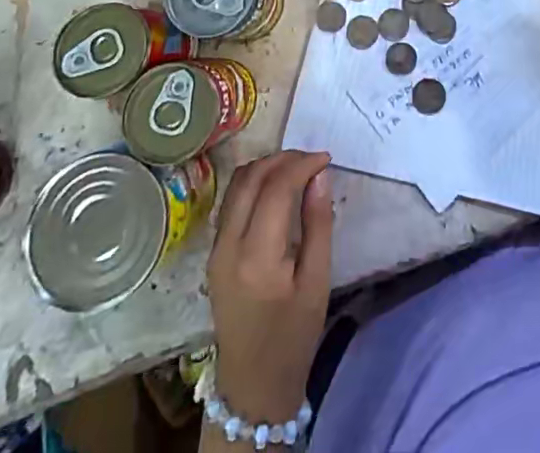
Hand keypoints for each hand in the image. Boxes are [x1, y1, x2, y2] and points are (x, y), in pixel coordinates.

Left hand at [206, 151, 332, 423]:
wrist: (254, 381)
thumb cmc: (293, 335)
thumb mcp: (317, 282)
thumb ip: (318, 224)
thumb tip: (319, 176)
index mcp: (257, 256)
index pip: (275, 189)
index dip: (301, 165)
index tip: (326, 158)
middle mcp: (228, 244)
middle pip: (250, 179)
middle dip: (283, 159)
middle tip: (312, 159)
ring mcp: (216, 247)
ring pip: (236, 186)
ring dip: (266, 167)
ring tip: (297, 168)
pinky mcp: (213, 251)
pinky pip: (231, 202)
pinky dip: (253, 184)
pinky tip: (276, 188)